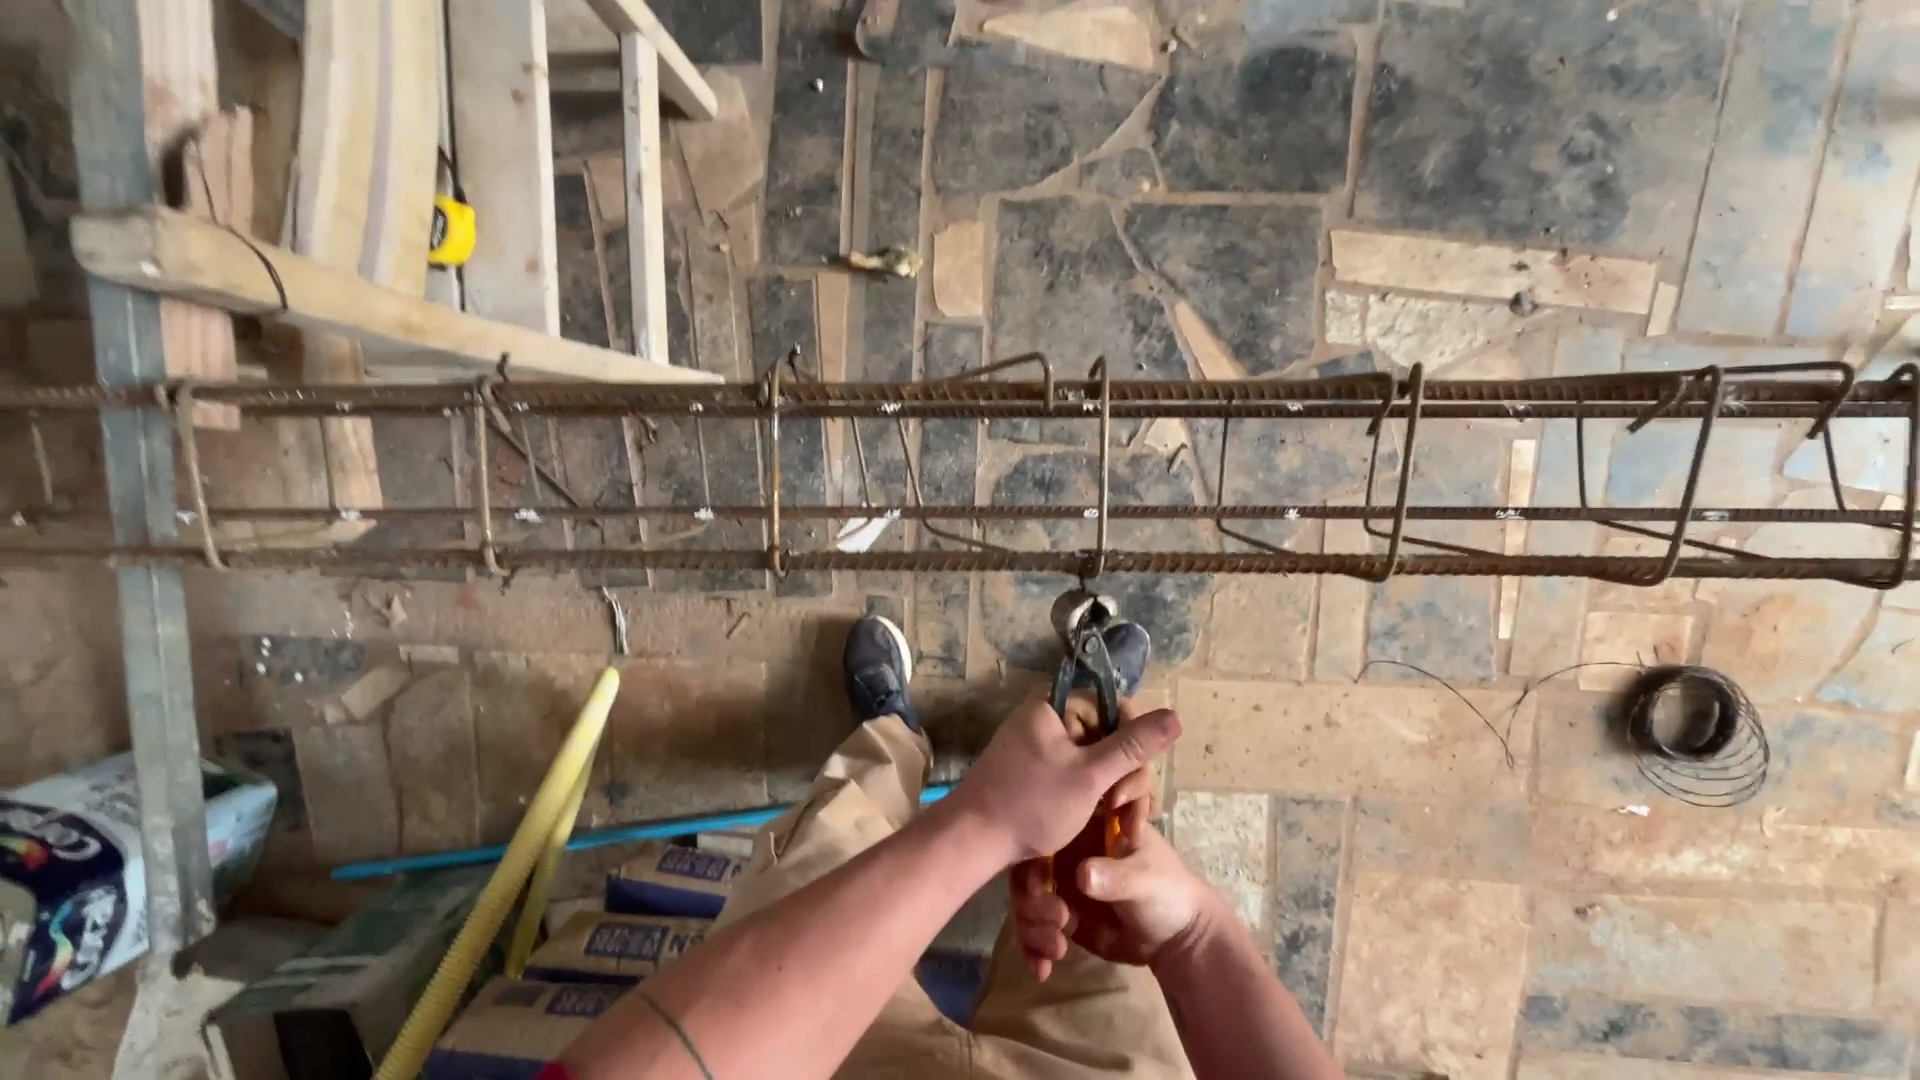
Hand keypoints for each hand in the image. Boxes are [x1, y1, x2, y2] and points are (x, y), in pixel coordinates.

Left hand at [945, 690, 1181, 867]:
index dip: (1133, 740)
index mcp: (1055, 704)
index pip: (1115, 706)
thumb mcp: (1090, 776)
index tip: (1131, 778)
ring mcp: (1042, 743)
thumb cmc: (1031, 804)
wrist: (974, 839)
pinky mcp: (1038, 768)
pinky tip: (1107, 823)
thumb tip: (1176, 715)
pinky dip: (1094, 793)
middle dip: (1125, 772)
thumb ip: (1133, 746)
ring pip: (1097, 756)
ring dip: (1114, 788)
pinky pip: (1078, 770)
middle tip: (1124, 813)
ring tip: (1119, 826)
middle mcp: (1048, 716)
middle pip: (1108, 732)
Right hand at [1009, 806, 1219, 979]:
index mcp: (1086, 827)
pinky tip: (1043, 968)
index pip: (1046, 832)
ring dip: (1032, 926)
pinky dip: (1033, 947)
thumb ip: (1115, 876)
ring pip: (1027, 900)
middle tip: (1057, 921)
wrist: (1179, 938)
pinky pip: (1035, 928)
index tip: (1042, 886)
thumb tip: (1082, 875)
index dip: (1034, 857)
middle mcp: (1066, 851)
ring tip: (1057, 947)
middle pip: (1027, 869)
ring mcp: (1061, 885)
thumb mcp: (1145, 878)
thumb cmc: (1167, 891)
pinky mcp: (1061, 917)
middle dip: (1031, 900)